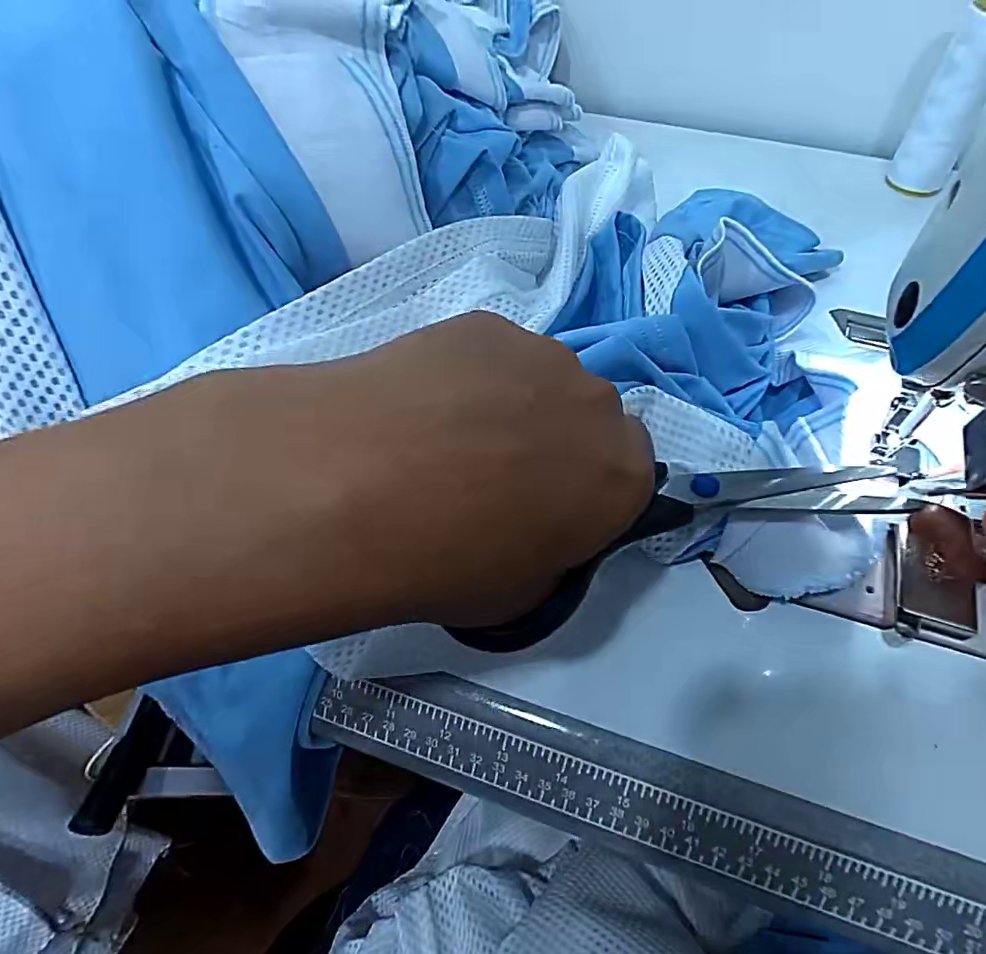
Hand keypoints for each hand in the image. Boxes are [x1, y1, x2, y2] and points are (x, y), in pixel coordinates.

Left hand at [146, 311, 655, 628]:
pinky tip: (423, 406)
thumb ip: (556, 557)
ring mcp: (545, 357)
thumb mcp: (524, 594)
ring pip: (545, 383)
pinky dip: (472, 376)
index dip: (593, 492)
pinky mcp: (486, 325)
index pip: (632, 475)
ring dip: (519, 406)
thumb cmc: (452, 563)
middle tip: (500, 475)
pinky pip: (495, 356)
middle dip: (562, 444)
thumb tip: (538, 535)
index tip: (556, 510)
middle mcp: (601, 408)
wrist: (353, 490)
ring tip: (450, 437)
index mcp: (624, 477)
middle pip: (592, 422)